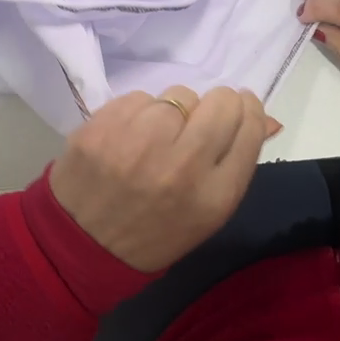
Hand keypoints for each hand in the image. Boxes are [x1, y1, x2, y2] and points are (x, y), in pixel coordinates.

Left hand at [49, 86, 278, 272]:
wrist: (81, 246)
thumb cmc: (156, 232)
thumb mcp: (208, 213)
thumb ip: (235, 162)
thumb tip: (258, 114)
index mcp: (215, 195)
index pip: (250, 126)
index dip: (249, 110)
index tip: (239, 109)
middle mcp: (183, 165)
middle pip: (222, 101)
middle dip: (217, 105)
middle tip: (198, 122)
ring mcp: (140, 143)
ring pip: (179, 94)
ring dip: (174, 110)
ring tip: (156, 139)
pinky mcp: (103, 128)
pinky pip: (140, 97)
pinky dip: (140, 112)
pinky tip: (128, 139)